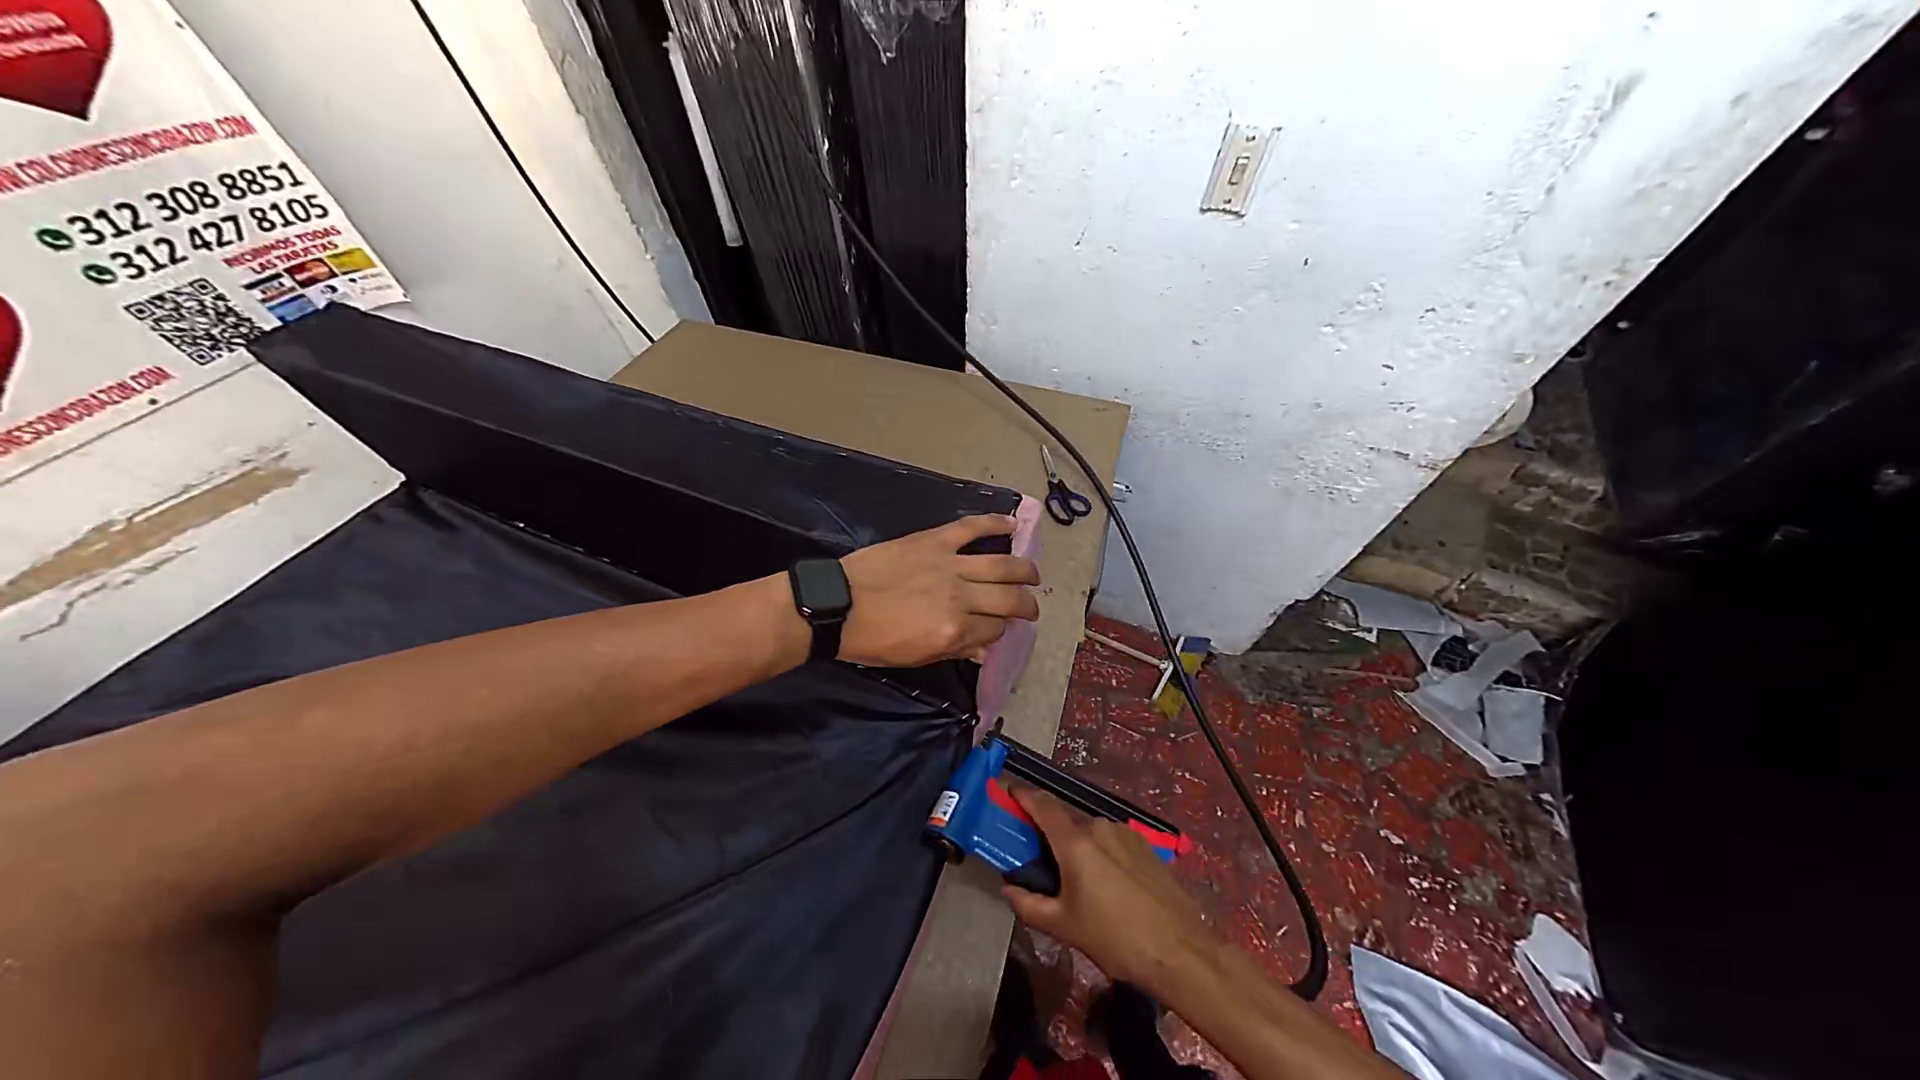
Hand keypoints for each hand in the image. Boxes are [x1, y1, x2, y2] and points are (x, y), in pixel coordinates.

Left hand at [837, 515, 1040, 666]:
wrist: (836, 604)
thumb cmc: (871, 639)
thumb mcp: (915, 657)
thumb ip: (955, 650)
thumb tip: (986, 649)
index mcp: (954, 631)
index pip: (996, 630)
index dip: (1001, 631)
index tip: (998, 629)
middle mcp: (961, 598)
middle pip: (1010, 599)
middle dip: (1026, 605)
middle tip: (1030, 606)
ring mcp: (950, 565)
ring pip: (1003, 564)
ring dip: (1025, 569)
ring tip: (1032, 574)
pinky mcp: (934, 540)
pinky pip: (972, 528)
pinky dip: (995, 521)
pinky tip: (1012, 522)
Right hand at [1001, 785, 1223, 992]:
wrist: (1182, 950)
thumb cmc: (1115, 938)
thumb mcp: (1063, 927)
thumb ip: (1029, 905)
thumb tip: (1009, 889)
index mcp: (1076, 841)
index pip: (1042, 804)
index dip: (1022, 794)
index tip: (1007, 792)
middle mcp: (1100, 827)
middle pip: (1065, 819)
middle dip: (1048, 832)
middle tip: (1038, 858)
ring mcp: (1126, 834)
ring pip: (1090, 831)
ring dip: (1076, 844)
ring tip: (1075, 879)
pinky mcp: (1146, 846)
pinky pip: (1111, 840)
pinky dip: (1099, 852)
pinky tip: (1105, 884)